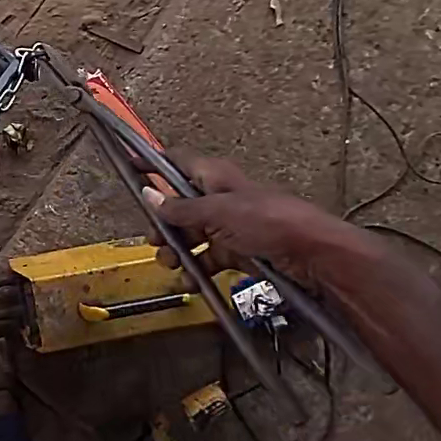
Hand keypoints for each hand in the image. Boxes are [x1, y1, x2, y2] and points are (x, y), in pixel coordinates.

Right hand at [141, 153, 363, 283]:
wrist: (311, 255)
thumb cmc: (270, 221)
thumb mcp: (218, 212)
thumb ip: (180, 207)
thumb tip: (149, 194)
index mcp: (214, 177)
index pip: (175, 162)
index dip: (152, 164)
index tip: (130, 166)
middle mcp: (219, 197)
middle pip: (178, 204)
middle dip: (162, 222)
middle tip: (153, 238)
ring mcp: (228, 224)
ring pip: (191, 233)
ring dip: (176, 248)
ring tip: (169, 262)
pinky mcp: (237, 249)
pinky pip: (208, 256)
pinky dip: (196, 267)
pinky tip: (190, 278)